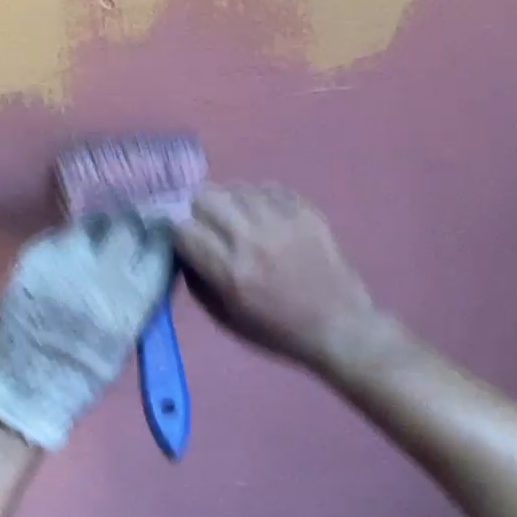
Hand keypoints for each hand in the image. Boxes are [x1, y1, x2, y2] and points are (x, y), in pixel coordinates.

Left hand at [0, 214, 173, 449]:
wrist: (24, 387)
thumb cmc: (83, 373)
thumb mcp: (129, 336)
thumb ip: (143, 294)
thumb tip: (154, 257)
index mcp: (133, 298)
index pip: (160, 243)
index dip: (159, 235)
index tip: (155, 235)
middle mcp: (101, 272)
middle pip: (126, 225)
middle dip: (128, 229)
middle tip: (122, 237)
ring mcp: (63, 261)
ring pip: (90, 224)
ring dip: (96, 232)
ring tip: (90, 249)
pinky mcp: (33, 257)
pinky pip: (57, 235)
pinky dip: (64, 243)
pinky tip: (62, 262)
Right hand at [172, 183, 383, 372]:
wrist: (338, 325)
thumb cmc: (277, 330)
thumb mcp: (226, 317)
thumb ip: (198, 280)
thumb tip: (182, 249)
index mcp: (230, 270)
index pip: (183, 228)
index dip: (177, 232)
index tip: (183, 239)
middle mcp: (251, 238)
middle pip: (205, 196)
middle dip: (198, 209)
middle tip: (207, 224)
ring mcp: (281, 219)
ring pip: (235, 186)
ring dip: (228, 201)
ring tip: (236, 218)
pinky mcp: (304, 210)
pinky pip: (267, 187)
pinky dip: (257, 198)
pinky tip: (262, 215)